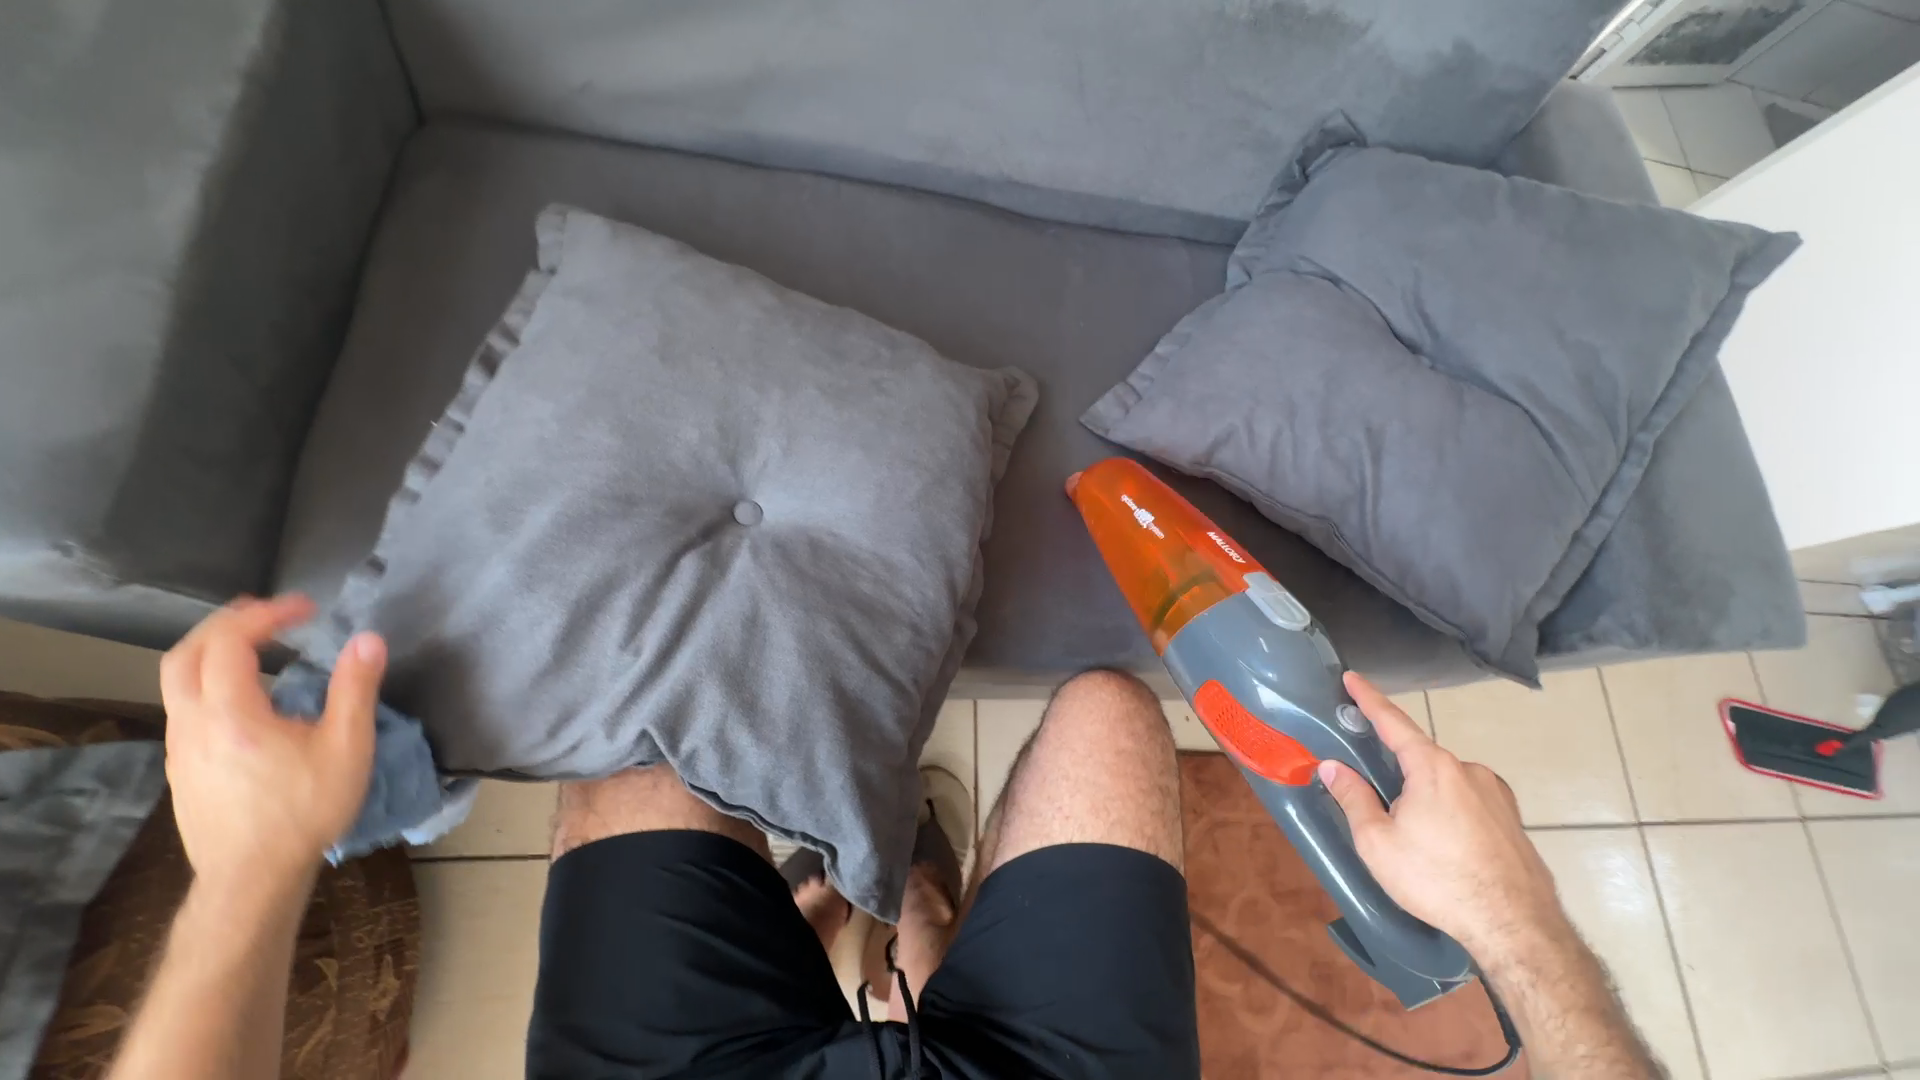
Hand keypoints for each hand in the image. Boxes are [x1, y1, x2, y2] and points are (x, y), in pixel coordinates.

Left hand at [159, 595, 385, 891]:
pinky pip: (186, 708)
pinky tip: (247, 697)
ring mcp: (180, 749)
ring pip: (178, 683)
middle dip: (225, 623)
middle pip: (185, 655)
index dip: (266, 614)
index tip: (307, 608)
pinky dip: (211, 682)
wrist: (254, 876)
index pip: (231, 643)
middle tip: (269, 612)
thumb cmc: (306, 809)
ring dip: (214, 652)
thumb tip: (368, 640)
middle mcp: (192, 725)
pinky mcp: (183, 769)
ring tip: (258, 646)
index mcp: (231, 714)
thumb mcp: (348, 746)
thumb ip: (355, 688)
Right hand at [1318, 672, 1565, 964]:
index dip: (1369, 699)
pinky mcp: (1513, 821)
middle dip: (1395, 773)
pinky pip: (1469, 804)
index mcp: (1432, 767)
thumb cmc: (1437, 879)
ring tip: (1413, 840)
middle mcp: (1468, 770)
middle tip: (1377, 804)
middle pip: (1419, 758)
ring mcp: (1497, 795)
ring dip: (1424, 798)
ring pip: (1445, 784)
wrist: (1517, 929)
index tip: (1352, 678)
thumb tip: (1332, 766)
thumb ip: (1353, 797)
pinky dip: (1449, 814)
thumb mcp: (1377, 841)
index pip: (1393, 722)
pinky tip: (1445, 849)